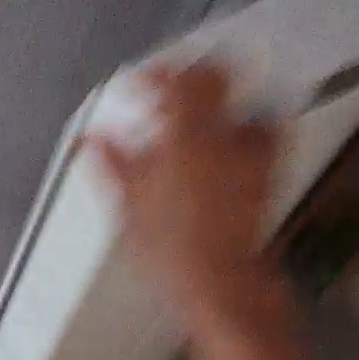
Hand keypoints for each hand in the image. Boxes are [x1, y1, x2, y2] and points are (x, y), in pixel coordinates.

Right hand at [86, 63, 287, 328]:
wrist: (219, 286)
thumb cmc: (172, 253)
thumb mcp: (127, 209)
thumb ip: (111, 164)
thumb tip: (91, 139)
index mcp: (184, 138)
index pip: (176, 79)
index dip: (156, 73)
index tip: (140, 82)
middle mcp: (223, 138)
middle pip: (217, 77)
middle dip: (192, 76)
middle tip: (170, 90)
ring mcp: (251, 154)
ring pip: (243, 102)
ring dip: (223, 100)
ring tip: (202, 113)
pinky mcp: (267, 174)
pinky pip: (265, 136)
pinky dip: (251, 130)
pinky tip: (235, 143)